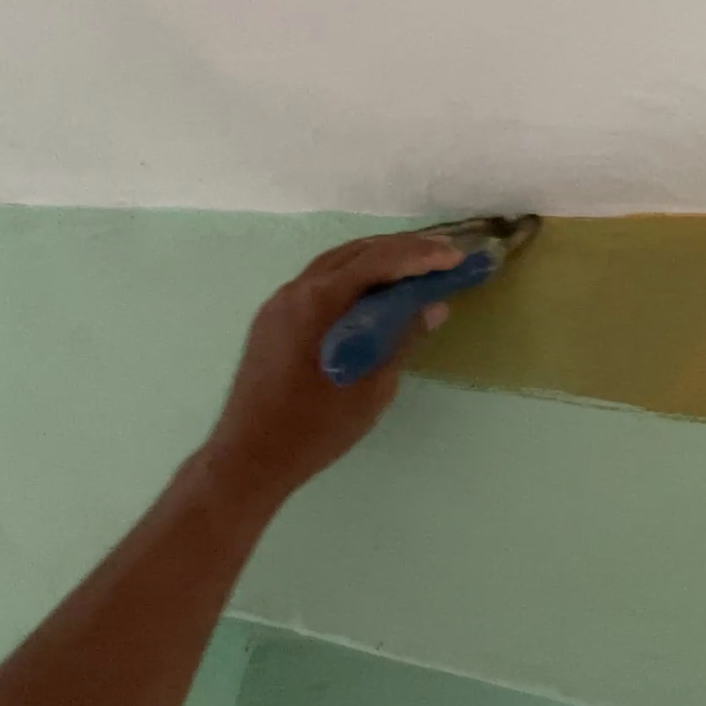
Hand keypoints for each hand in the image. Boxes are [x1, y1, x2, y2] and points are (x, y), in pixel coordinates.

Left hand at [202, 232, 465, 501]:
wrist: (249, 457)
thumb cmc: (316, 428)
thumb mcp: (372, 388)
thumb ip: (401, 339)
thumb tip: (431, 307)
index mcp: (320, 302)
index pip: (378, 261)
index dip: (421, 255)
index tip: (455, 258)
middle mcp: (297, 290)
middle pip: (356, 252)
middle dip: (403, 249)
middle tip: (443, 253)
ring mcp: (281, 301)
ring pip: (336, 262)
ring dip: (377, 258)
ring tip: (415, 263)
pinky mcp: (274, 317)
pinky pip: (319, 281)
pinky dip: (352, 276)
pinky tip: (373, 289)